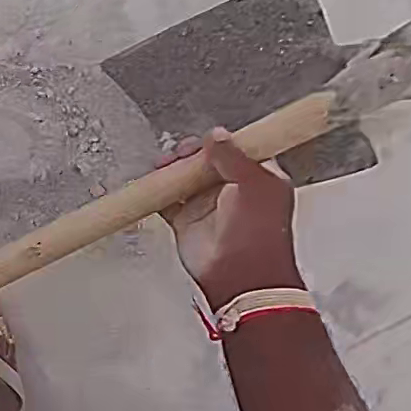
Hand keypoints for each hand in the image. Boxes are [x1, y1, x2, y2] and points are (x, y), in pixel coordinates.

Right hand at [157, 129, 302, 305]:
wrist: (239, 275)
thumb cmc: (258, 234)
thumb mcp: (254, 183)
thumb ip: (233, 156)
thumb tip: (216, 135)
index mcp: (258, 179)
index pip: (237, 151)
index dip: (219, 143)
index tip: (204, 139)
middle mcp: (232, 191)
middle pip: (206, 162)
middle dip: (189, 155)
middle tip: (180, 154)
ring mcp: (208, 205)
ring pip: (185, 178)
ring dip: (172, 169)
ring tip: (163, 166)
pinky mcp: (186, 220)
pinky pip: (167, 200)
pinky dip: (158, 191)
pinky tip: (152, 183)